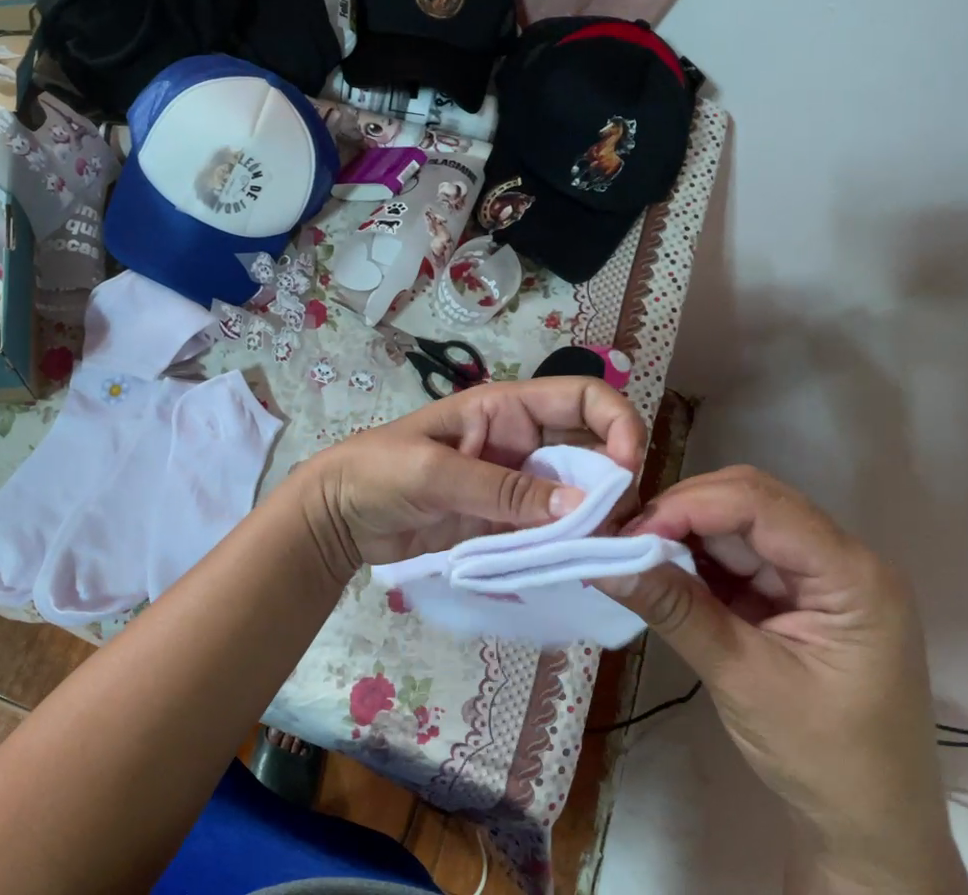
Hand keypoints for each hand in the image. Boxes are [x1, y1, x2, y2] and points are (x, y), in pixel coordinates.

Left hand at [284, 377, 646, 582]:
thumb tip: (583, 505)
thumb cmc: (377, 471)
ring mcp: (515, 486)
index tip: (628, 467)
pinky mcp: (505, 524)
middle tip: (622, 527)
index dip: (618, 423)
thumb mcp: (434, 472)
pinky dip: (570, 546)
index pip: (583, 399)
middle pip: (591, 452)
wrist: (339, 515)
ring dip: (596, 520)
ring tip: (605, 553)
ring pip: (577, 495)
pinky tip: (581, 566)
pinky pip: (550, 530)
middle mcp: (521, 443)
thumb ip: (502, 488)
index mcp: (506, 409)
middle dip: (614, 482)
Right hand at [597, 467, 967, 894]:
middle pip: (751, 502)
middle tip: (622, 541)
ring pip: (739, 526)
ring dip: (684, 535)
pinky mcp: (795, 599)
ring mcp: (818, 580)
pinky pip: (738, 559)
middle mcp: (840, 562)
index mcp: (852, 576)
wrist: (866, 826)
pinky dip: (695, 561)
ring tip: (631, 555)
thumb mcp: (743, 679)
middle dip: (682, 513)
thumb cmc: (823, 756)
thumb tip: (604, 561)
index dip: (690, 506)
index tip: (628, 533)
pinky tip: (660, 573)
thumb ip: (677, 611)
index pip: (761, 505)